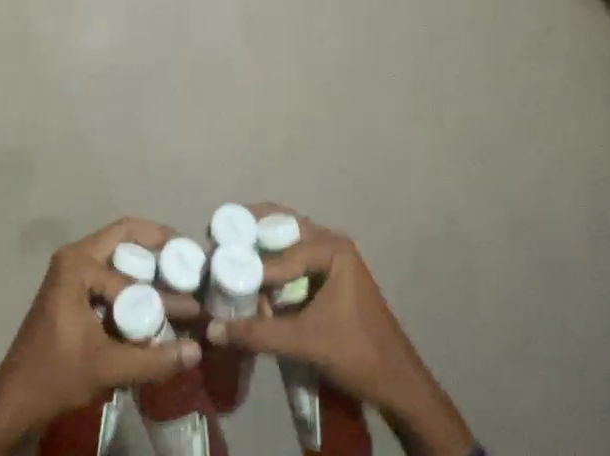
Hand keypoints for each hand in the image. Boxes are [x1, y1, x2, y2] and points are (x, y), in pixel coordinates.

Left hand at [0, 217, 202, 454]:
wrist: (17, 398)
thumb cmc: (57, 374)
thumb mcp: (108, 367)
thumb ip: (155, 359)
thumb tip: (197, 350)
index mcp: (77, 265)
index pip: (132, 267)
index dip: (166, 285)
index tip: (195, 295)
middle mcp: (74, 258)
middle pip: (124, 238)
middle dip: (158, 249)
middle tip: (191, 264)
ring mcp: (70, 272)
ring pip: (117, 257)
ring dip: (147, 269)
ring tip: (180, 285)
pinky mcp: (71, 291)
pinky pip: (108, 275)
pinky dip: (133, 285)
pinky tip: (155, 304)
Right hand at [208, 205, 475, 455]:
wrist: (398, 384)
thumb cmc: (358, 355)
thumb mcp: (305, 343)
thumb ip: (257, 334)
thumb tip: (211, 329)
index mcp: (331, 248)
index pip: (277, 250)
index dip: (245, 263)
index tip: (213, 270)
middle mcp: (330, 242)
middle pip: (279, 225)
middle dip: (246, 233)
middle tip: (214, 243)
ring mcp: (330, 258)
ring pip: (284, 241)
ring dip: (256, 249)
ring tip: (224, 259)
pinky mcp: (326, 276)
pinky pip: (290, 259)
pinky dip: (268, 265)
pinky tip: (247, 280)